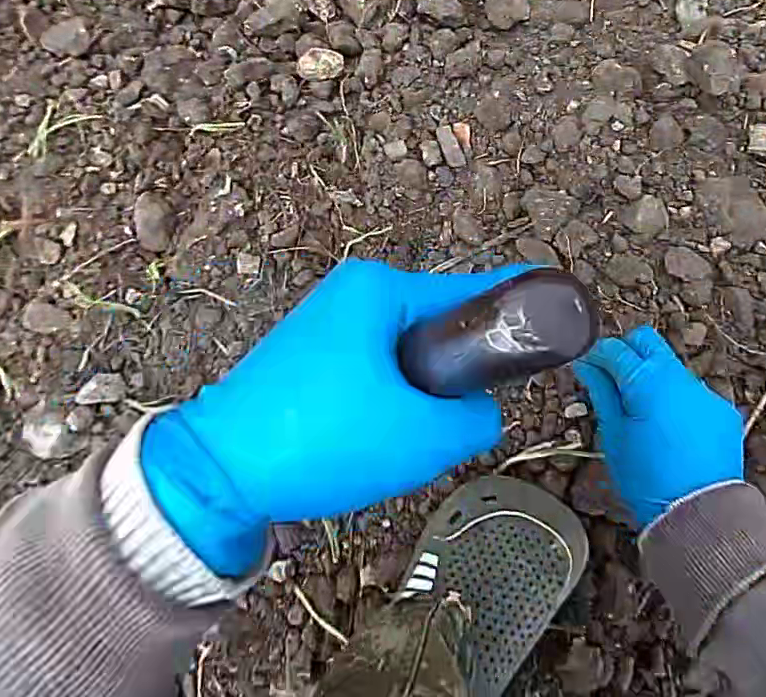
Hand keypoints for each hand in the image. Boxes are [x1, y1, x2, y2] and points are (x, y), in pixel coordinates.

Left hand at [141, 260, 528, 574]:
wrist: (214, 477)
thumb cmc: (324, 438)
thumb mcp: (421, 437)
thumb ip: (476, 420)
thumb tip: (483, 413)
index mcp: (379, 289)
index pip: (469, 291)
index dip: (514, 304)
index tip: (551, 311)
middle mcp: (353, 292)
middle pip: (438, 324)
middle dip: (462, 363)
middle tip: (479, 402)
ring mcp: (328, 321)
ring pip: (406, 350)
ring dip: (425, 384)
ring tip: (430, 425)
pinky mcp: (311, 354)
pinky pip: (376, 364)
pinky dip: (394, 391)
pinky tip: (391, 429)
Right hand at [573, 326, 743, 528]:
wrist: (701, 516)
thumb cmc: (649, 481)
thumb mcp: (614, 437)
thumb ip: (602, 393)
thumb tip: (587, 366)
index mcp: (647, 380)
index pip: (615, 348)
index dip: (597, 355)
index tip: (589, 366)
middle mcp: (679, 376)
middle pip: (647, 341)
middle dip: (627, 352)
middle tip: (613, 380)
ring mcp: (704, 391)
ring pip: (671, 366)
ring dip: (653, 377)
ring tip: (642, 412)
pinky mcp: (721, 409)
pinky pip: (693, 392)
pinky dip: (677, 400)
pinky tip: (670, 430)